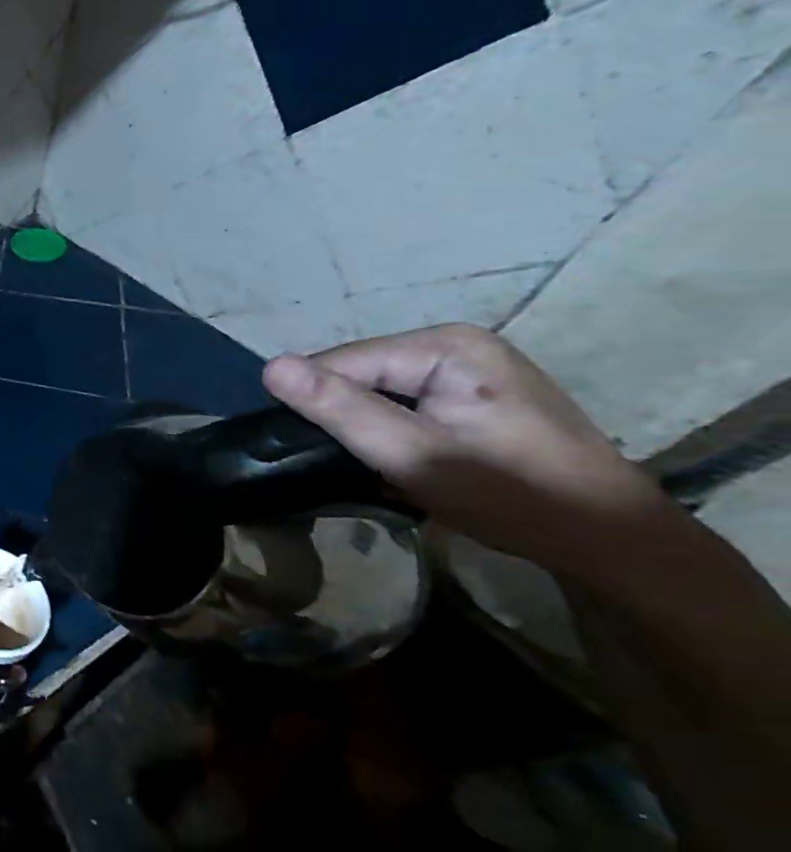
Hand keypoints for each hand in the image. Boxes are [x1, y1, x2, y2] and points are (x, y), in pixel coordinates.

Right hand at [261, 324, 671, 585]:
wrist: (614, 542)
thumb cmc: (511, 495)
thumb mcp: (413, 455)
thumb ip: (340, 408)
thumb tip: (270, 367)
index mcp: (444, 345)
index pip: (341, 363)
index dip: (321, 408)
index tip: (327, 455)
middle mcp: (456, 343)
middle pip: (361, 374)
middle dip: (349, 419)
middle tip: (366, 467)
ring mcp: (472, 366)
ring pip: (380, 391)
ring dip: (370, 428)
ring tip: (385, 467)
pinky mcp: (478, 392)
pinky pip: (407, 401)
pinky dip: (396, 431)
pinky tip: (411, 460)